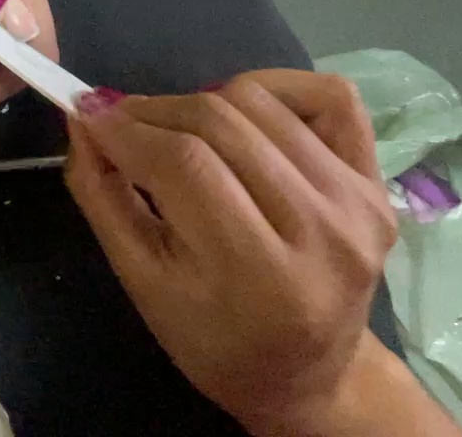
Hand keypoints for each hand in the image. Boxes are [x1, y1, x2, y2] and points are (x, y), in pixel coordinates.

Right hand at [64, 72, 404, 436]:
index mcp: (263, 276)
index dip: (125, 128)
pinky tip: (241, 113)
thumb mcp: (136, 278)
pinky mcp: (377, 182)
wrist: (306, 374)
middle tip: (119, 125)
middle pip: (218, 122)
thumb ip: (101, 192)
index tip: (86, 115)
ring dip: (197, 101)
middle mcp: (324, 233)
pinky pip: (327, 95)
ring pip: (257, 101)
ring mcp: (359, 203)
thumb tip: (84, 115)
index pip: (182, 163)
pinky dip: (272, 87)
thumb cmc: (209, 334)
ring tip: (174, 131)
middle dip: (150, 112)